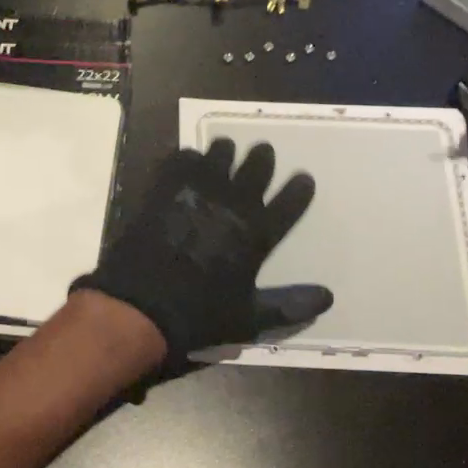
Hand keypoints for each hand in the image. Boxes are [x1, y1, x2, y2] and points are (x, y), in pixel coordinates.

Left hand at [73, 139, 332, 365]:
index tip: (303, 179)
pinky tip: (186, 159)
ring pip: (219, 156)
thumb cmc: (197, 316)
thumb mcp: (247, 319)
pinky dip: (186, 157)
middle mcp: (233, 206)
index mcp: (257, 235)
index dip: (298, 190)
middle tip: (262, 153)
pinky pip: (179, 160)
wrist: (140, 306)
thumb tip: (328, 298)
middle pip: (256, 170)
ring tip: (225, 149)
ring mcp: (196, 194)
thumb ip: (286, 306)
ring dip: (225, 152)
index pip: (289, 204)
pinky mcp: (162, 191)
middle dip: (262, 160)